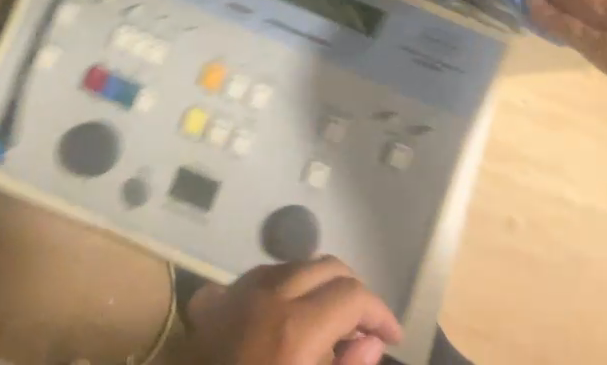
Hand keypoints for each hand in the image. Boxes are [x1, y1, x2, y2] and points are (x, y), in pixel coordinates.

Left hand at [184, 257, 402, 364]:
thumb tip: (372, 340)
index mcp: (296, 327)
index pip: (353, 295)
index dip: (380, 313)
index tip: (393, 337)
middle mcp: (268, 295)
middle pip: (326, 266)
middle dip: (353, 291)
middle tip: (365, 328)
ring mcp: (237, 294)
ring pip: (293, 265)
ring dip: (319, 285)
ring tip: (330, 322)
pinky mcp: (214, 303)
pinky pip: (260, 277)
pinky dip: (284, 287)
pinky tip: (286, 316)